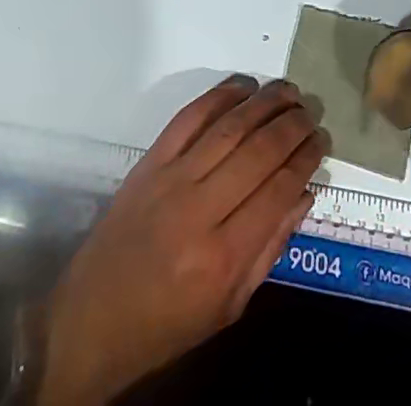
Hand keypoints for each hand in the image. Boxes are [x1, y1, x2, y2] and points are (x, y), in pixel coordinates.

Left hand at [37, 76, 326, 405]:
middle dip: (293, 125)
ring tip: (290, 91)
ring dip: (264, 103)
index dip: (307, 158)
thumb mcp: (230, 305)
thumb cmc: (166, 324)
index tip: (322, 141)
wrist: (88, 322)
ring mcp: (169, 181)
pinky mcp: (147, 165)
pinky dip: (218, 97)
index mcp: (223, 256)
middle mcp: (198, 211)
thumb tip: (304, 193)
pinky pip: (187, 119)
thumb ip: (270, 247)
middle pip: (258, 151)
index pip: (279, 189)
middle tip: (312, 112)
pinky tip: (243, 87)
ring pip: (228, 128)